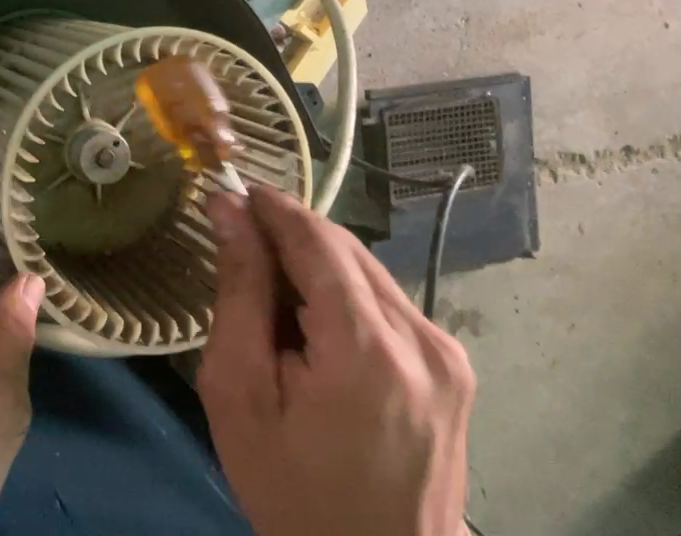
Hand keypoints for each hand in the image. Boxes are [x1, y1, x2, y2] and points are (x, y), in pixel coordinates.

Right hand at [199, 188, 475, 535]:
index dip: (270, 207)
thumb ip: (239, 292)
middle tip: (234, 245)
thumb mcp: (240, 391)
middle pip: (345, 249)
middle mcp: (423, 337)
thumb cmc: (292, 488)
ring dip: (314, 265)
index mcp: (367, 346)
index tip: (226, 192)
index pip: (316, 239)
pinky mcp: (455, 368)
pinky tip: (312, 329)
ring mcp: (448, 353)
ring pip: (366, 271)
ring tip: (268, 297)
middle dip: (287, 235)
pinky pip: (386, 303)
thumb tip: (229, 212)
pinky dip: (342, 295)